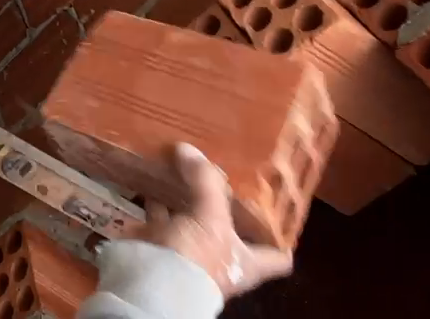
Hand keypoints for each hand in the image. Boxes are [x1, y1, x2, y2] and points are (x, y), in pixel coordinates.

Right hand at [132, 143, 292, 297]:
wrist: (151, 281)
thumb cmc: (197, 258)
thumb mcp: (211, 220)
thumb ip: (206, 184)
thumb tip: (189, 148)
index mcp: (248, 261)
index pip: (278, 253)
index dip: (279, 233)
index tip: (274, 203)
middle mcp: (222, 257)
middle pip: (230, 228)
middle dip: (223, 201)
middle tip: (219, 169)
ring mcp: (190, 250)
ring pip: (193, 218)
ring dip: (186, 196)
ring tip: (182, 164)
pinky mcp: (160, 242)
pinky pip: (160, 214)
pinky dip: (155, 197)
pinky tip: (150, 178)